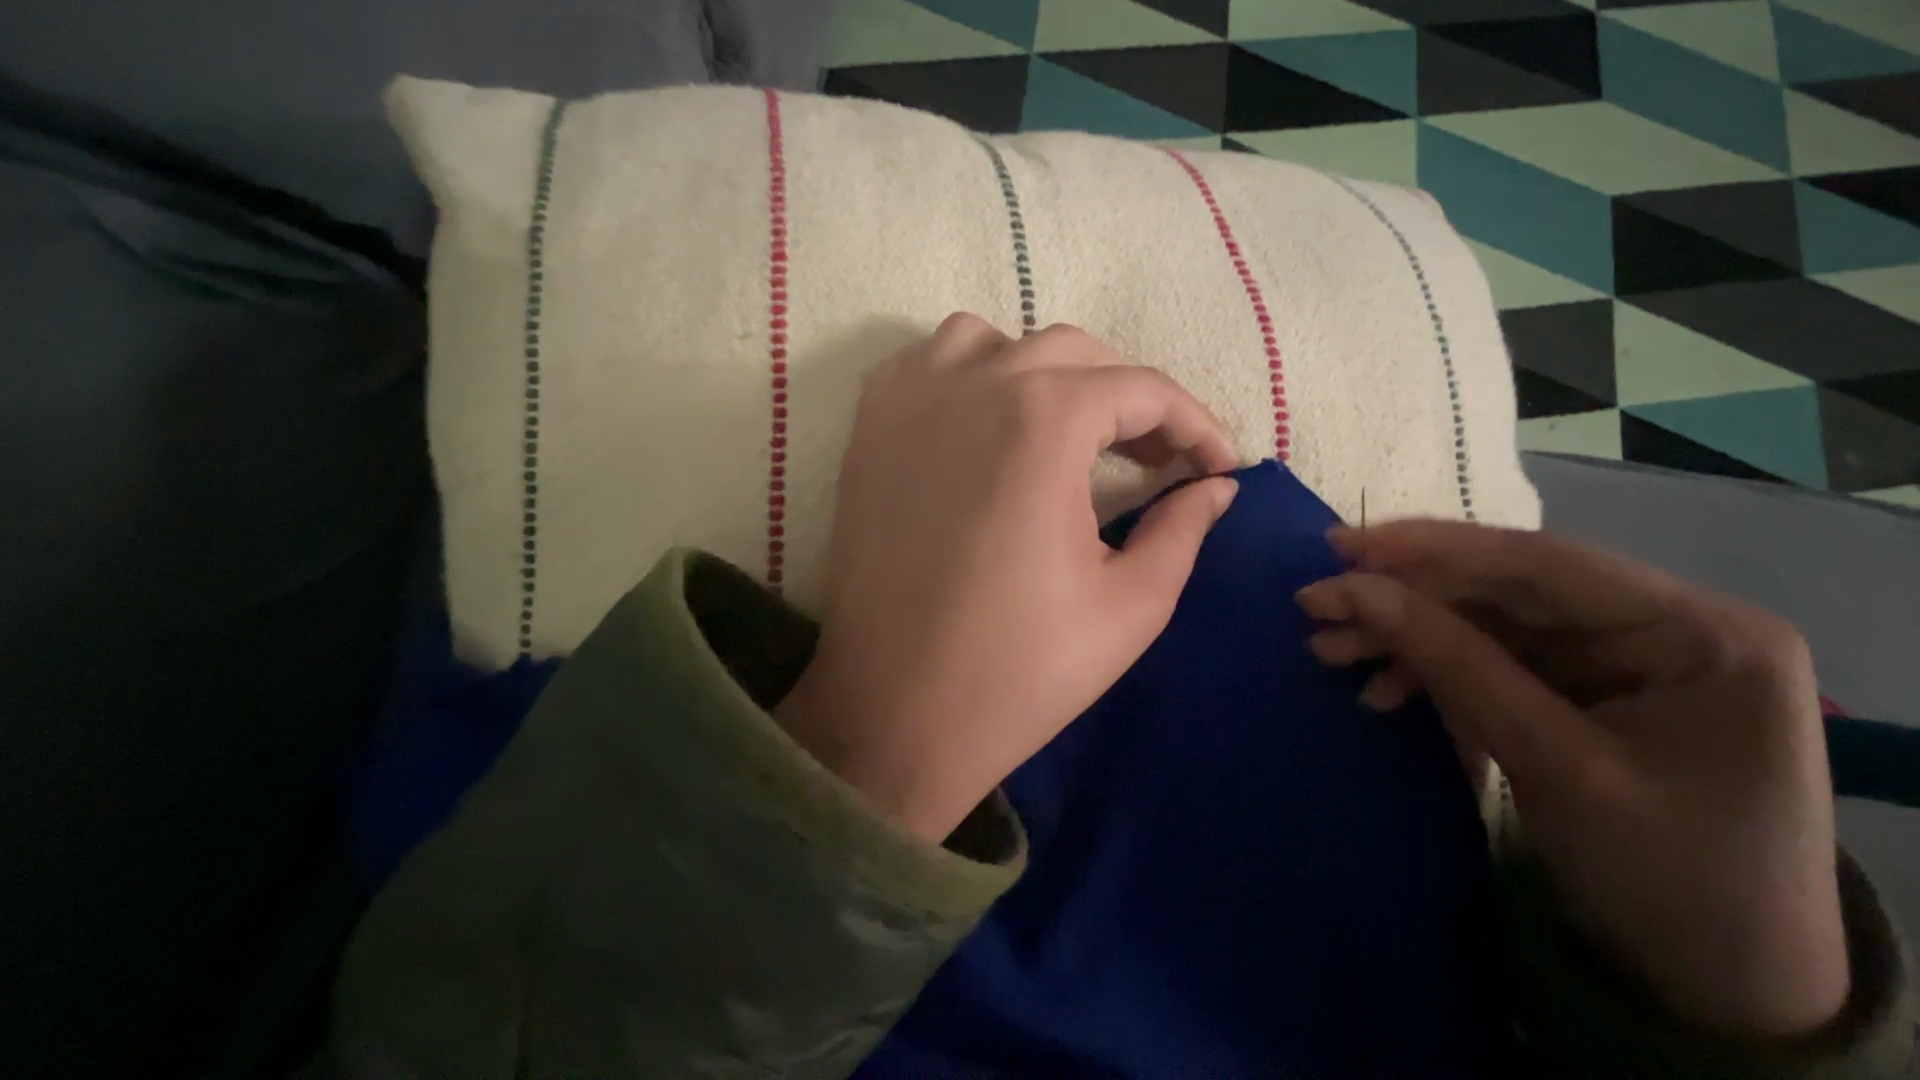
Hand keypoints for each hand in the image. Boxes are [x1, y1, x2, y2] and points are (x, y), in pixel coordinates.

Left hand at [776, 314, 1239, 841]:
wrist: (896, 715)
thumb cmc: (1021, 670)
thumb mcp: (1131, 604)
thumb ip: (1183, 529)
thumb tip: (1216, 487)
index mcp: (1042, 421)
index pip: (1141, 389)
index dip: (1194, 424)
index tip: (1219, 465)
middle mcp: (970, 384)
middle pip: (1072, 353)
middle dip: (1128, 398)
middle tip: (1157, 458)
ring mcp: (907, 401)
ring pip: (992, 342)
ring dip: (1043, 374)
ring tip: (1070, 434)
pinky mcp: (867, 431)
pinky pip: (926, 366)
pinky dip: (969, 377)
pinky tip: (989, 428)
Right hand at [1296, 522, 1847, 1038]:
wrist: (1717, 990)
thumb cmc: (1664, 879)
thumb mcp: (1554, 765)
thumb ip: (1455, 666)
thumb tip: (1353, 589)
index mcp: (1703, 631)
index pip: (1544, 563)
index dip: (1432, 550)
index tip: (1339, 550)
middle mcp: (1670, 627)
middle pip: (1513, 591)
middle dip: (1410, 600)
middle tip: (1317, 609)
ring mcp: (1630, 662)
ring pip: (1495, 625)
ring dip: (1411, 638)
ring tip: (1332, 653)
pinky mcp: (1593, 696)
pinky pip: (1501, 665)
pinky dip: (1438, 675)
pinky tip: (1384, 692)